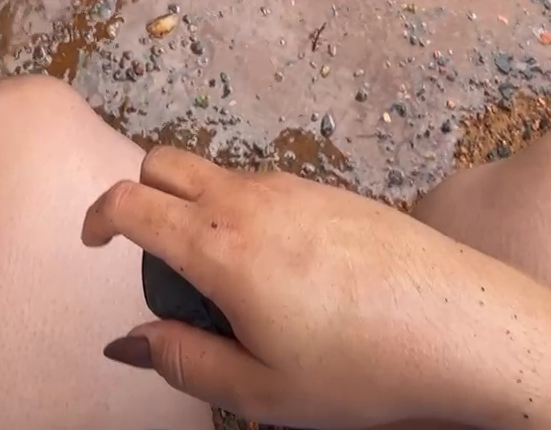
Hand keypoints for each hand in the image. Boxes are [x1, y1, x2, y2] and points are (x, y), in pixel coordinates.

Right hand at [82, 148, 501, 427]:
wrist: (458, 318)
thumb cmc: (359, 364)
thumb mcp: (260, 388)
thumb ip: (183, 358)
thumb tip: (130, 340)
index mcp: (218, 244)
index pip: (131, 200)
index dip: (97, 215)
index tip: (92, 240)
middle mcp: (245, 197)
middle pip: (163, 161)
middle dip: (140, 194)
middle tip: (161, 263)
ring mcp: (286, 184)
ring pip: (211, 172)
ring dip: (193, 206)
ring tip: (232, 282)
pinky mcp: (319, 185)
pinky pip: (256, 183)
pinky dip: (238, 209)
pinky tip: (281, 269)